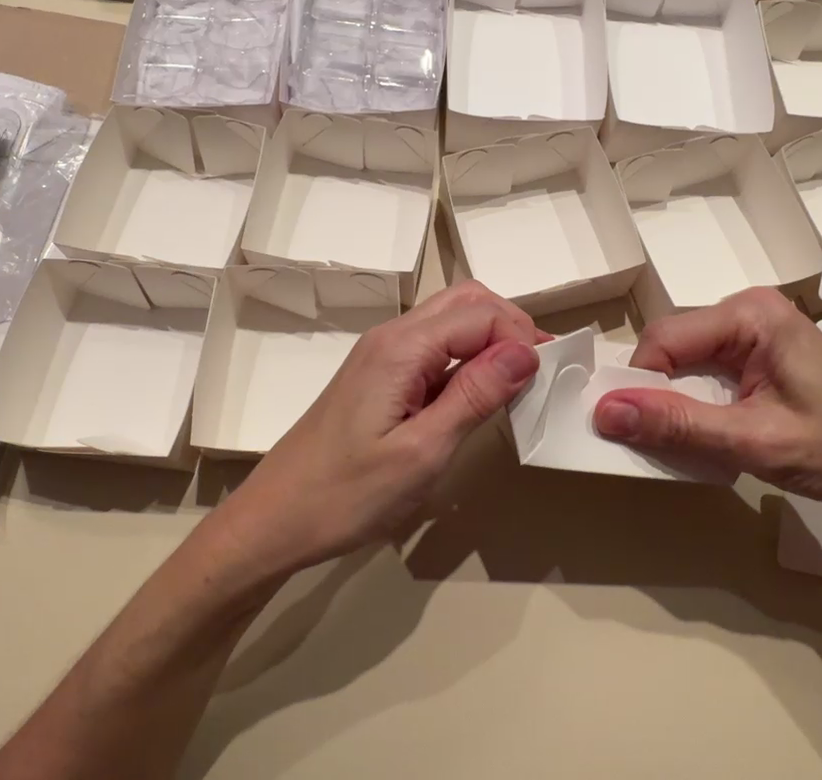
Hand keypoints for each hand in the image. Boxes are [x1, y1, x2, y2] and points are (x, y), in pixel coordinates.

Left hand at [213, 281, 542, 575]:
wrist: (276, 519)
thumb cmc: (348, 494)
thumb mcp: (423, 452)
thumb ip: (475, 396)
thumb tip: (527, 353)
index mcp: (402, 347)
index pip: (481, 313)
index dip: (521, 338)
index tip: (546, 380)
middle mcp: (392, 336)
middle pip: (465, 301)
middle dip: (510, 326)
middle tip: (537, 374)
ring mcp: (382, 355)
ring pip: (449, 320)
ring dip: (489, 340)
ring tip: (517, 385)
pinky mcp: (378, 377)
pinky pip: (434, 348)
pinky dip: (466, 358)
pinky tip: (479, 395)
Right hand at [591, 287, 821, 517]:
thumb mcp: (752, 441)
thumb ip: (677, 424)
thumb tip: (606, 411)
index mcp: (751, 314)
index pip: (664, 339)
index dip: (639, 382)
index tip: (630, 429)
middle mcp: (749, 312)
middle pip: (671, 346)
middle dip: (658, 392)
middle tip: (660, 441)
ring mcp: (754, 334)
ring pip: (683, 362)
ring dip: (675, 402)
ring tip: (684, 441)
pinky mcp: (757, 357)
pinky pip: (703, 373)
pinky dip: (694, 404)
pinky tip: (706, 434)